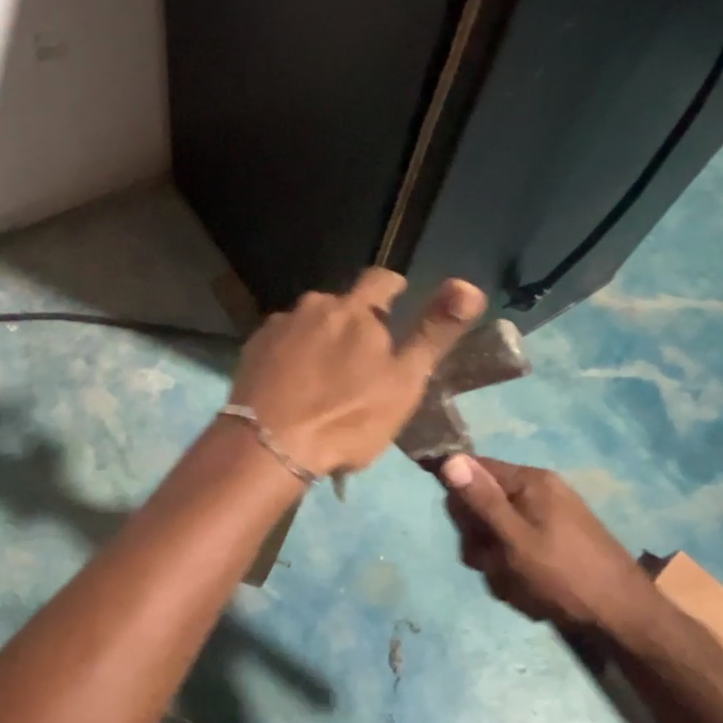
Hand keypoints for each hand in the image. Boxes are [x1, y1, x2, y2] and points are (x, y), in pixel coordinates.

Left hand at [227, 269, 485, 475]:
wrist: (270, 444)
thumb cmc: (348, 417)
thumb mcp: (405, 381)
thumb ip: (434, 332)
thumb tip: (469, 285)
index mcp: (357, 310)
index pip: (381, 279)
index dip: (393, 288)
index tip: (399, 301)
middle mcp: (316, 305)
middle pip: (342, 303)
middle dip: (354, 321)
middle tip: (362, 359)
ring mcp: (280, 325)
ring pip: (309, 323)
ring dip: (320, 338)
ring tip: (324, 377)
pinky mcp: (253, 347)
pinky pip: (282, 342)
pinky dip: (291, 355)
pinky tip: (293, 385)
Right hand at [440, 455, 660, 635]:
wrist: (625, 617)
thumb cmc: (566, 575)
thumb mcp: (515, 539)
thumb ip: (482, 501)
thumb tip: (449, 458)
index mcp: (531, 481)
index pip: (475, 469)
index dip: (461, 498)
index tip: (464, 530)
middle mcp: (540, 491)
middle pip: (484, 501)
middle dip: (480, 537)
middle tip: (492, 563)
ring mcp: (550, 516)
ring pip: (499, 529)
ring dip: (497, 559)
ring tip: (514, 583)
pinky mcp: (557, 540)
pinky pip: (519, 544)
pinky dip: (516, 566)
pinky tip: (528, 588)